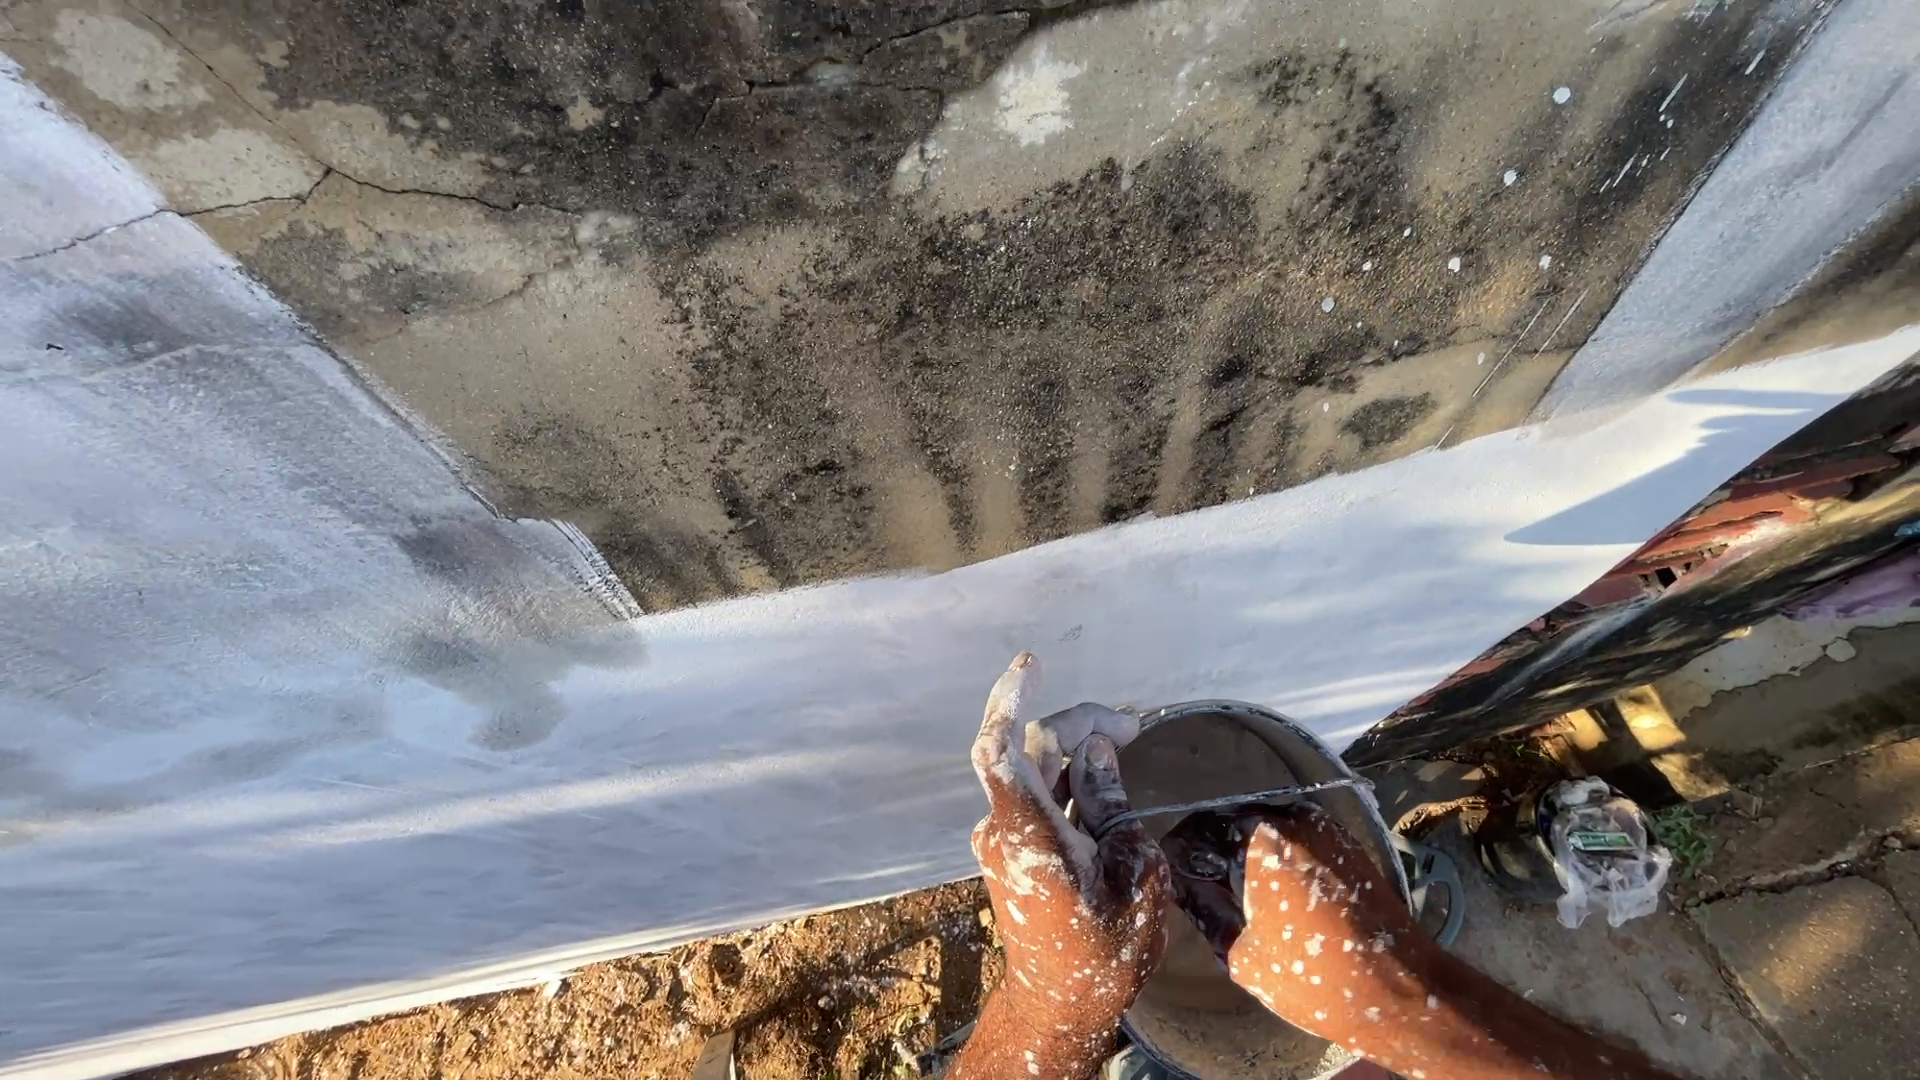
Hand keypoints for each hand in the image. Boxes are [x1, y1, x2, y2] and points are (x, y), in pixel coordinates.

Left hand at [947, 653, 1170, 1079]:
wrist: (1061, 1003)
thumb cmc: (1103, 950)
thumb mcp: (1132, 875)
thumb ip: (1110, 805)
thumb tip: (1098, 751)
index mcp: (1028, 830)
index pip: (999, 748)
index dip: (1010, 698)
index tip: (1032, 663)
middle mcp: (1005, 824)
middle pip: (1033, 749)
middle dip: (1081, 724)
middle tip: (1133, 725)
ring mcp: (1005, 834)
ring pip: (1036, 767)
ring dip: (1077, 746)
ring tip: (1126, 735)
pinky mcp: (1015, 843)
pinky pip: (1039, 791)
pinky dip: (1070, 774)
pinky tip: (1103, 772)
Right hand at [1214, 803, 1688, 1079]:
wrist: (1405, 995)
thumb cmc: (1317, 980)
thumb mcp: (1242, 954)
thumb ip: (1203, 907)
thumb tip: (1182, 881)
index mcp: (1260, 837)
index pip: (1198, 830)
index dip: (1179, 852)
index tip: (1170, 870)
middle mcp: (1290, 817)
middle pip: (1229, 818)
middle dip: (1209, 845)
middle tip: (1197, 878)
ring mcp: (1320, 824)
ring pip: (1260, 822)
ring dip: (1239, 844)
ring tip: (1229, 881)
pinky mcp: (1341, 839)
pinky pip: (1290, 832)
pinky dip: (1271, 848)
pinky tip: (1266, 882)